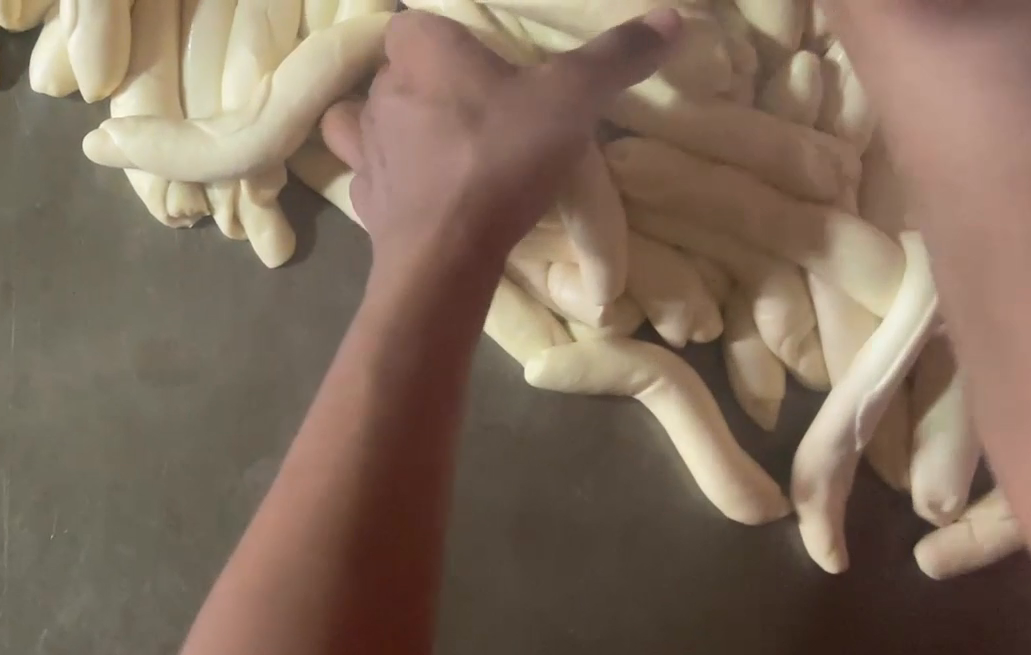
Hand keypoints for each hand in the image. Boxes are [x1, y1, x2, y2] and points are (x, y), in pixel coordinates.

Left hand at [322, 10, 681, 285]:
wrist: (444, 255)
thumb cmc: (500, 159)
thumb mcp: (573, 98)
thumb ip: (616, 56)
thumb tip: (672, 21)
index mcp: (421, 56)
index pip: (408, 22)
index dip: (431, 32)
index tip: (462, 50)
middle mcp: (382, 99)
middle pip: (387, 73)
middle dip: (415, 80)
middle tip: (459, 98)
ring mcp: (365, 155)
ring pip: (357, 124)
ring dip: (382, 127)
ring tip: (419, 140)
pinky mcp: (364, 205)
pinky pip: (364, 178)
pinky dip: (383, 179)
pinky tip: (412, 189)